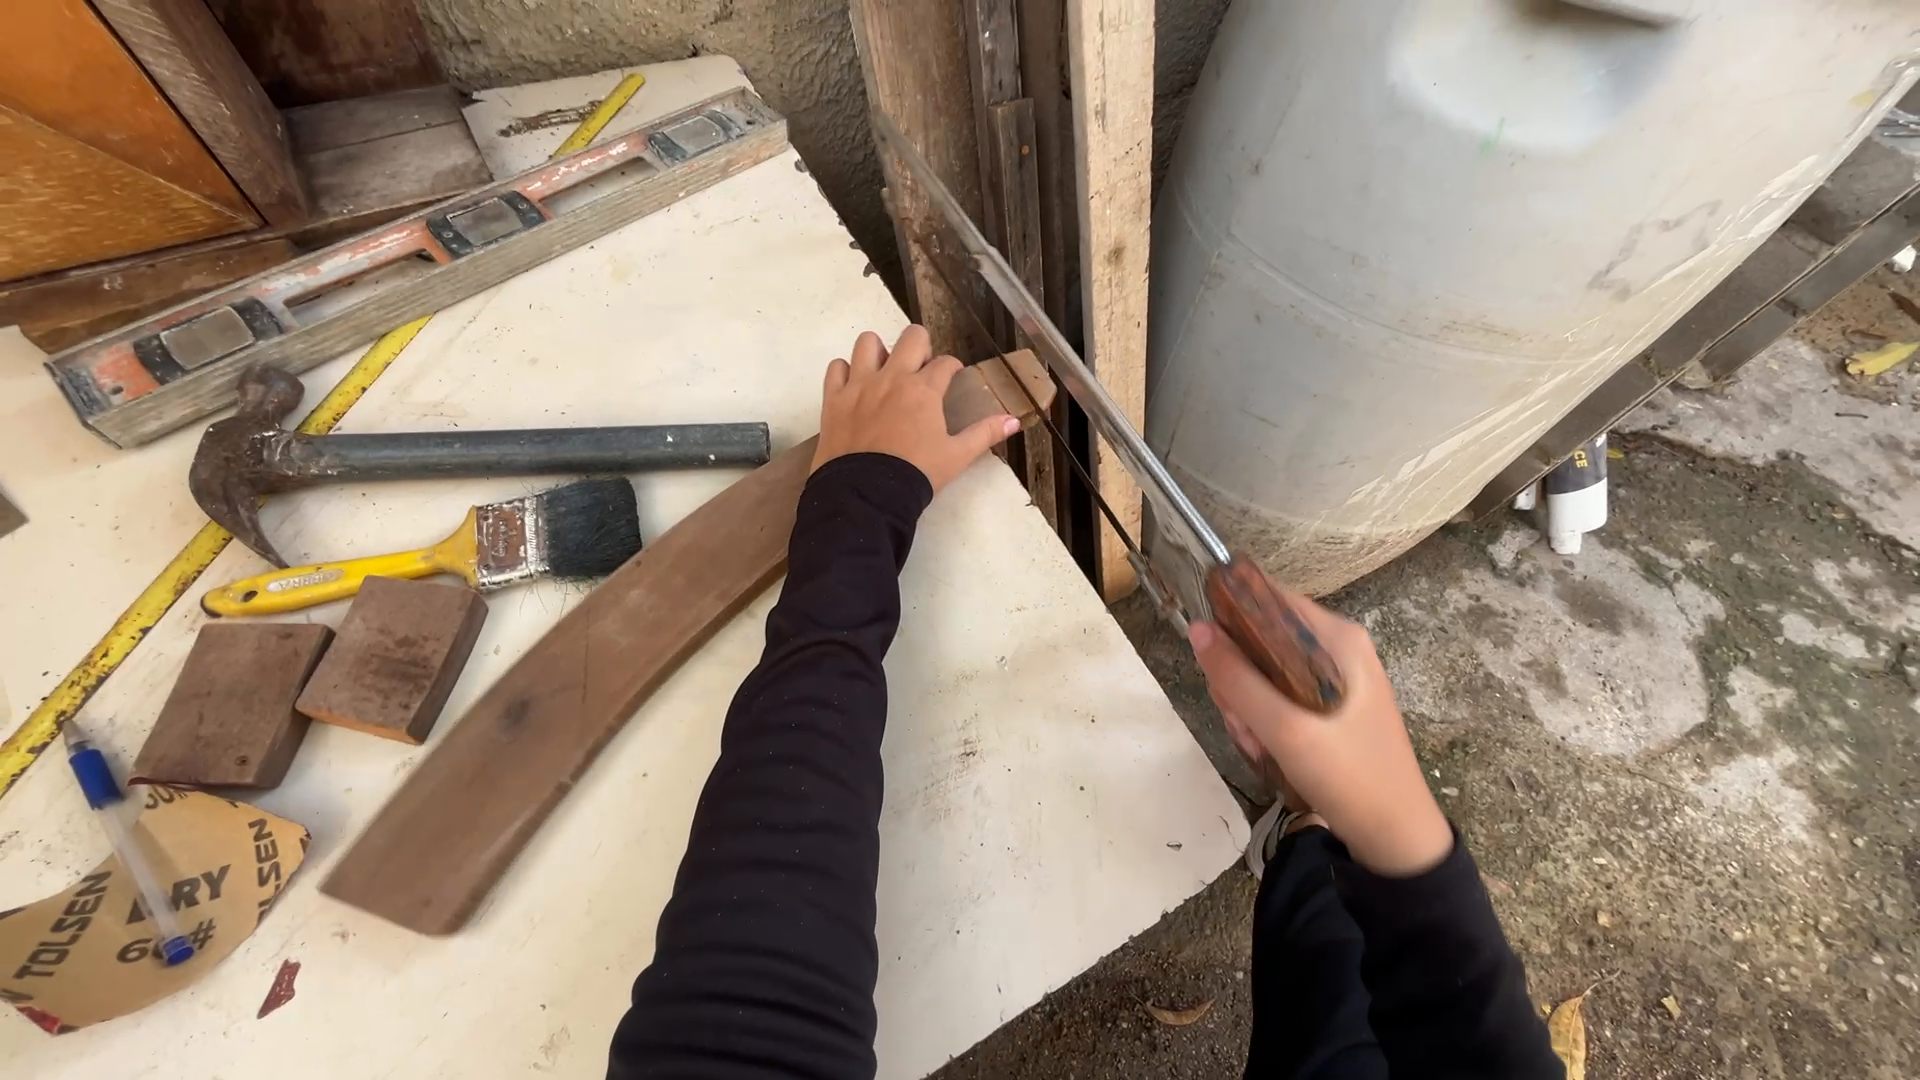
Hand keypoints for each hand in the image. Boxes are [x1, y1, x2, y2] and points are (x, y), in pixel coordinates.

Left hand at [812, 325, 1018, 491]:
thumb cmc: (916, 474)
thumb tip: (1014, 420)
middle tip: (920, 368)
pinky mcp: (833, 398)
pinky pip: (836, 367)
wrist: (867, 494)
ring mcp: (859, 385)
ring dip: (879, 351)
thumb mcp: (956, 456)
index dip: (952, 368)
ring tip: (884, 371)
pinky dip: (845, 371)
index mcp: (924, 390)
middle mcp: (892, 378)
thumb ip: (984, 434)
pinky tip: (853, 385)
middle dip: (920, 346)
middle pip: (911, 337)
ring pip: (868, 343)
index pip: (945, 363)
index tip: (951, 378)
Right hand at [1188, 598, 1452, 876]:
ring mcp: (1333, 676)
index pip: (1266, 598)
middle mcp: (1336, 647)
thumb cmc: (1348, 775)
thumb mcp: (1284, 728)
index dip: (1230, 622)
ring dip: (1245, 706)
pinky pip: (1276, 694)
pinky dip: (1262, 719)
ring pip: (1262, 670)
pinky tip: (1265, 749)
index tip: (1216, 663)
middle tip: (1241, 720)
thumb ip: (1237, 678)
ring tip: (1255, 742)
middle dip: (1237, 679)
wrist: (1396, 838)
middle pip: (1258, 638)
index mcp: (1336, 636)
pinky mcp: (1328, 704)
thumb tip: (1196, 629)